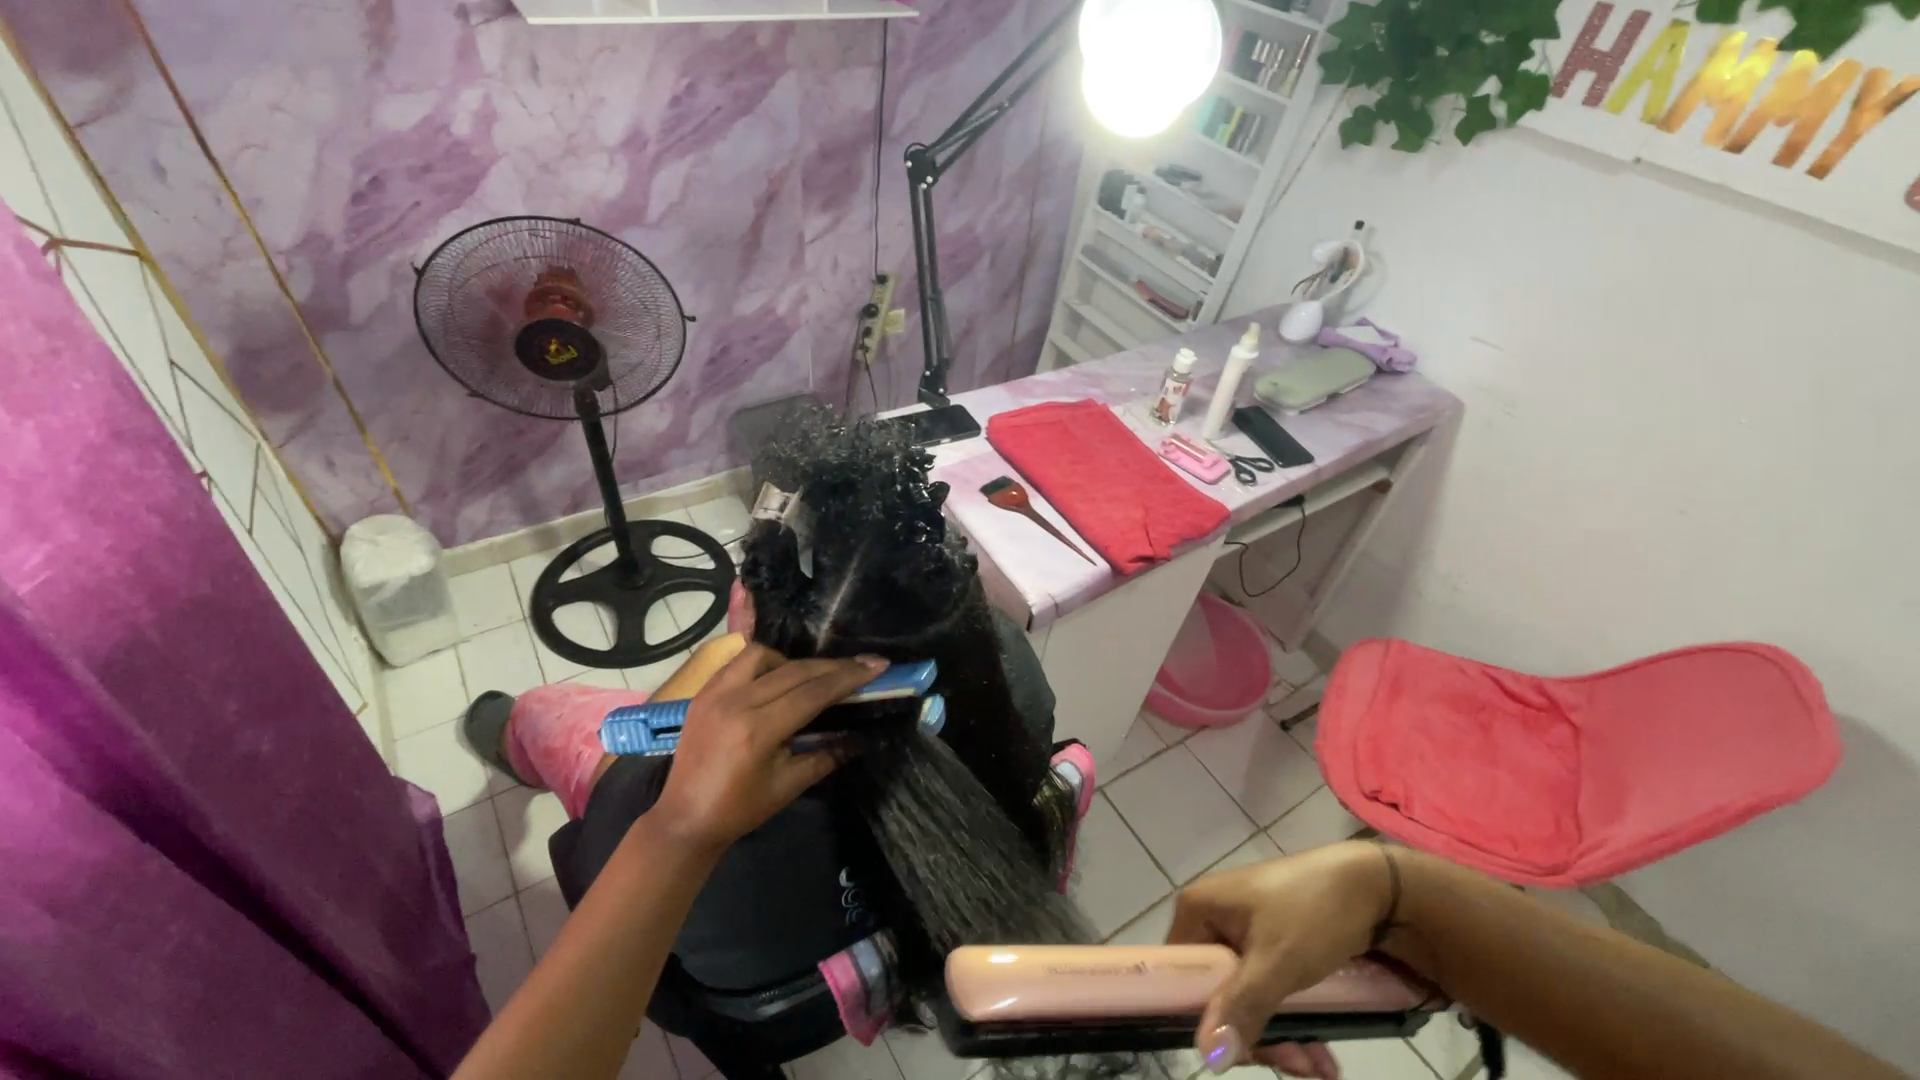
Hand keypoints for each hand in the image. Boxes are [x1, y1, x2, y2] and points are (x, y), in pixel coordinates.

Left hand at [651, 642, 885, 852]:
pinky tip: (776, 679)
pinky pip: (737, 663)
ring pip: (762, 656)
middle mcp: (736, 702)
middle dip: (833, 666)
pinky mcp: (702, 693)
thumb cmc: (739, 809)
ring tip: (808, 680)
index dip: (848, 677)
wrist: (684, 819)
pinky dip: (763, 664)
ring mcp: (714, 694)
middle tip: (862, 664)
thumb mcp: (788, 786)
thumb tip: (859, 739)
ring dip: (793, 661)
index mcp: (757, 730)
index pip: (813, 693)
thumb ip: (825, 756)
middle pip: (795, 670)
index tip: (876, 666)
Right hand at [1167, 841, 1394, 1078]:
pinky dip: (1291, 1020)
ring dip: (1281, 1036)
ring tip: (1318, 1063)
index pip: (1180, 975)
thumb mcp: (1276, 962)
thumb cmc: (1314, 912)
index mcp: (1197, 909)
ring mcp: (1243, 929)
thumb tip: (1206, 1057)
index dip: (1205, 1019)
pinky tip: (1320, 1051)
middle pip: (1216, 993)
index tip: (1241, 1051)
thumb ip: (1240, 1006)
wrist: (1374, 885)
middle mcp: (1213, 917)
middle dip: (1257, 1035)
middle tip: (1296, 1061)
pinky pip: (1266, 988)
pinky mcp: (1271, 941)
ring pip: (1246, 997)